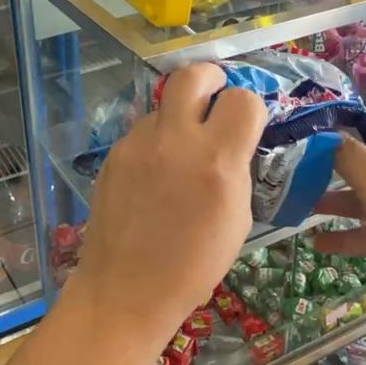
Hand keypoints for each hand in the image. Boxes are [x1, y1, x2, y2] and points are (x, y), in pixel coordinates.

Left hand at [66, 62, 267, 339]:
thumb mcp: (237, 218)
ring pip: (164, 106)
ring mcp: (139, 144)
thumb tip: (233, 144)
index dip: (250, 109)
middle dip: (210, 78)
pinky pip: (142, 132)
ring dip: (179, 117)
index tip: (247, 124)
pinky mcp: (115, 154)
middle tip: (215, 94)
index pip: (243, 100)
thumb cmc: (193, 266)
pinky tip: (156, 173)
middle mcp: (176, 141)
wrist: (126, 289)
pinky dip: (156, 141)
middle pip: (193, 75)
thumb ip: (236, 169)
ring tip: (182, 150)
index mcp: (217, 160)